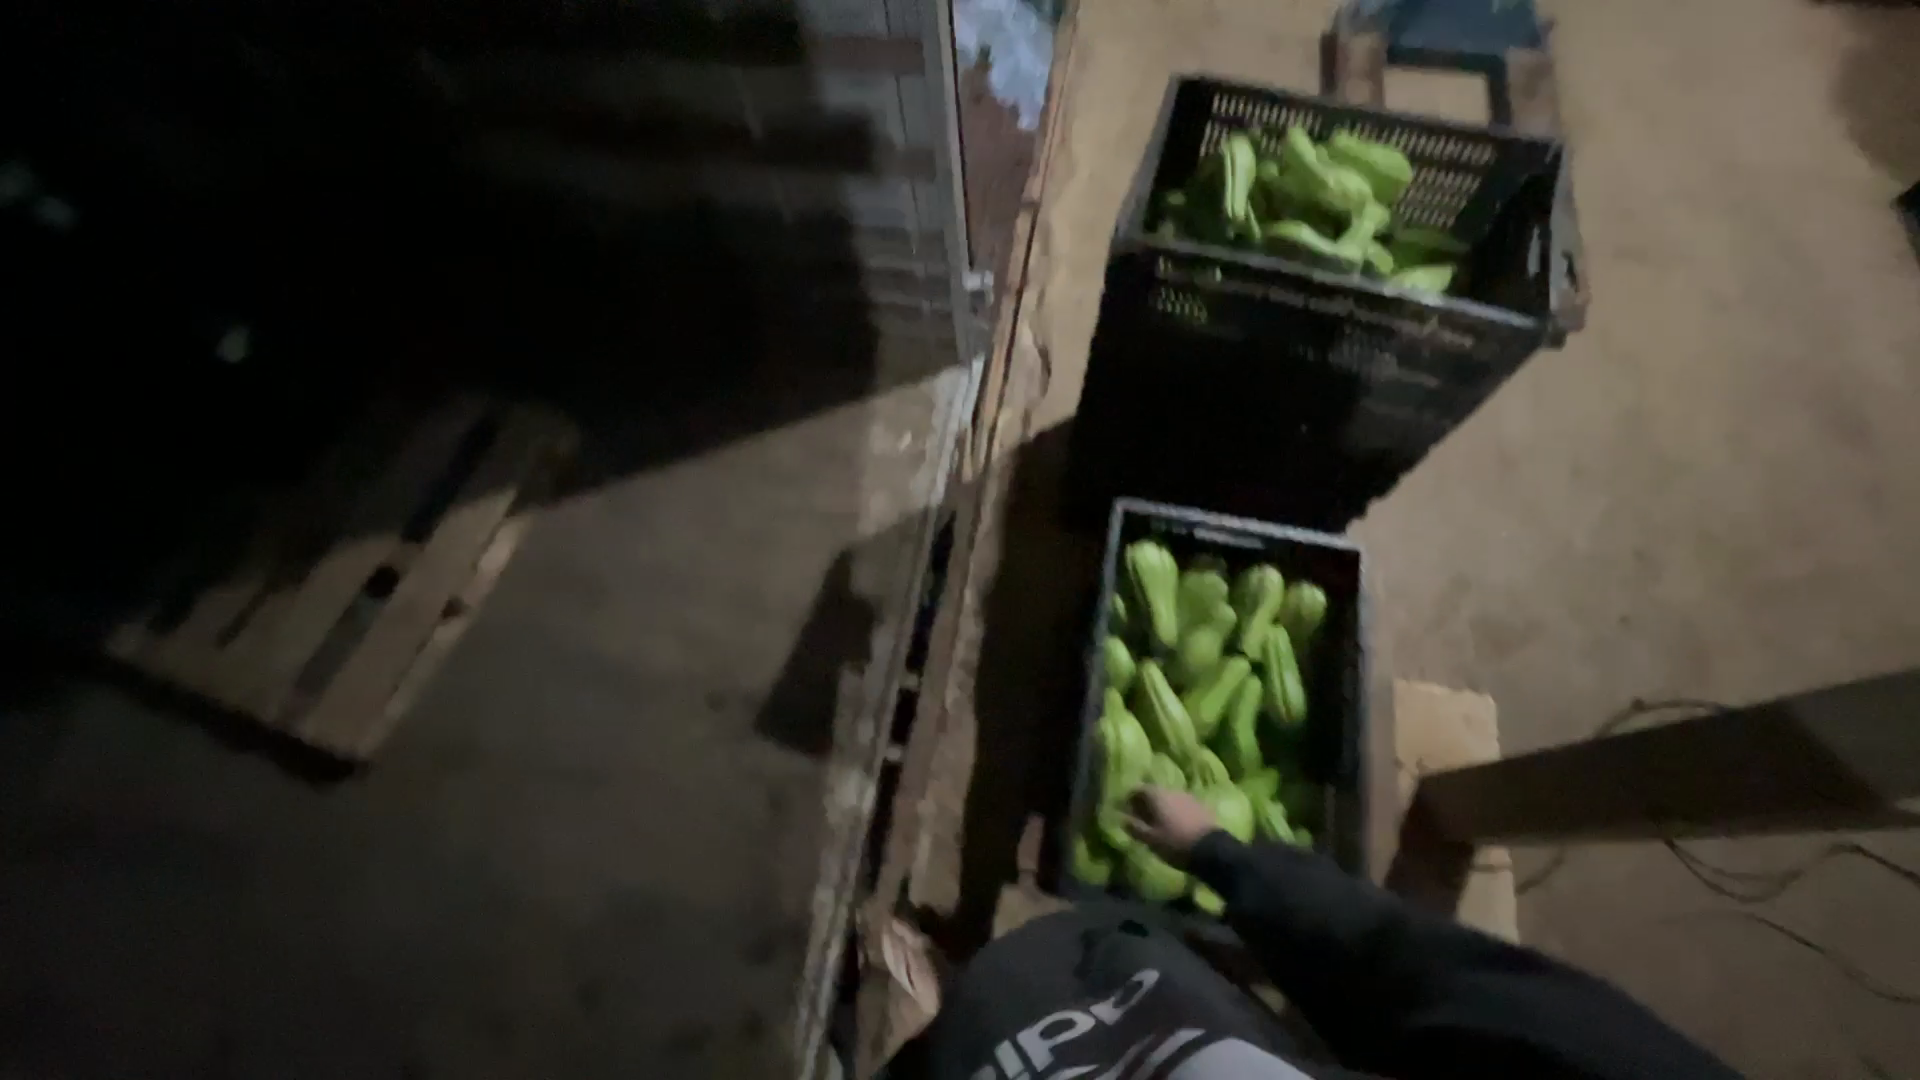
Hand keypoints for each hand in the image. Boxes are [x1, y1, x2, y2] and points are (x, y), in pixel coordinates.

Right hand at [1125, 786, 1216, 866]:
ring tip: (1159, 822)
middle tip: (1141, 818)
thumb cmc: (1175, 843)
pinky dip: (1175, 811)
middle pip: (1154, 792)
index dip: (1130, 799)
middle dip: (1146, 803)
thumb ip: (1134, 827)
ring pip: (1168, 798)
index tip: (1126, 811)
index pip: (1138, 789)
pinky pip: (1181, 805)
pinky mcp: (1201, 805)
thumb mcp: (1150, 839)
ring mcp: (1188, 796)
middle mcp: (1171, 790)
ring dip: (1162, 807)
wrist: (1212, 849)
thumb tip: (1121, 818)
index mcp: (1156, 795)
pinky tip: (1176, 824)